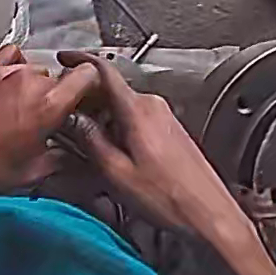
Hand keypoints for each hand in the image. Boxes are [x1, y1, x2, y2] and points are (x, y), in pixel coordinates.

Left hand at [0, 45, 96, 209]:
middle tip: (44, 119)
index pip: (87, 75)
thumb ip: (64, 157)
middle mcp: (28, 81)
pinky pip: (10, 57)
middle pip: (57, 77)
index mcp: (48, 104)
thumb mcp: (35, 170)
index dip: (90, 86)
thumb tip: (73, 154)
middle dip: (55, 96)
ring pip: (34, 69)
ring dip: (32, 86)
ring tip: (19, 110)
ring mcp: (4, 72)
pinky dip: (13, 67)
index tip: (86, 96)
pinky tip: (7, 87)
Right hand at [58, 51, 256, 251]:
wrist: (211, 216)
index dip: (80, 59)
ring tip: (88, 143)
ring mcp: (163, 116)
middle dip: (86, 100)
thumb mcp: (116, 172)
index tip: (65, 58)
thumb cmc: (170, 199)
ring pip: (122, 104)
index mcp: (138, 110)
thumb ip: (90, 140)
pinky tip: (113, 151)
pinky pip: (136, 116)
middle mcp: (153, 106)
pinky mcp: (169, 129)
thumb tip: (71, 119)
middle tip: (66, 117)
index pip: (105, 71)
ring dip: (102, 116)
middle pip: (111, 89)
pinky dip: (118, 125)